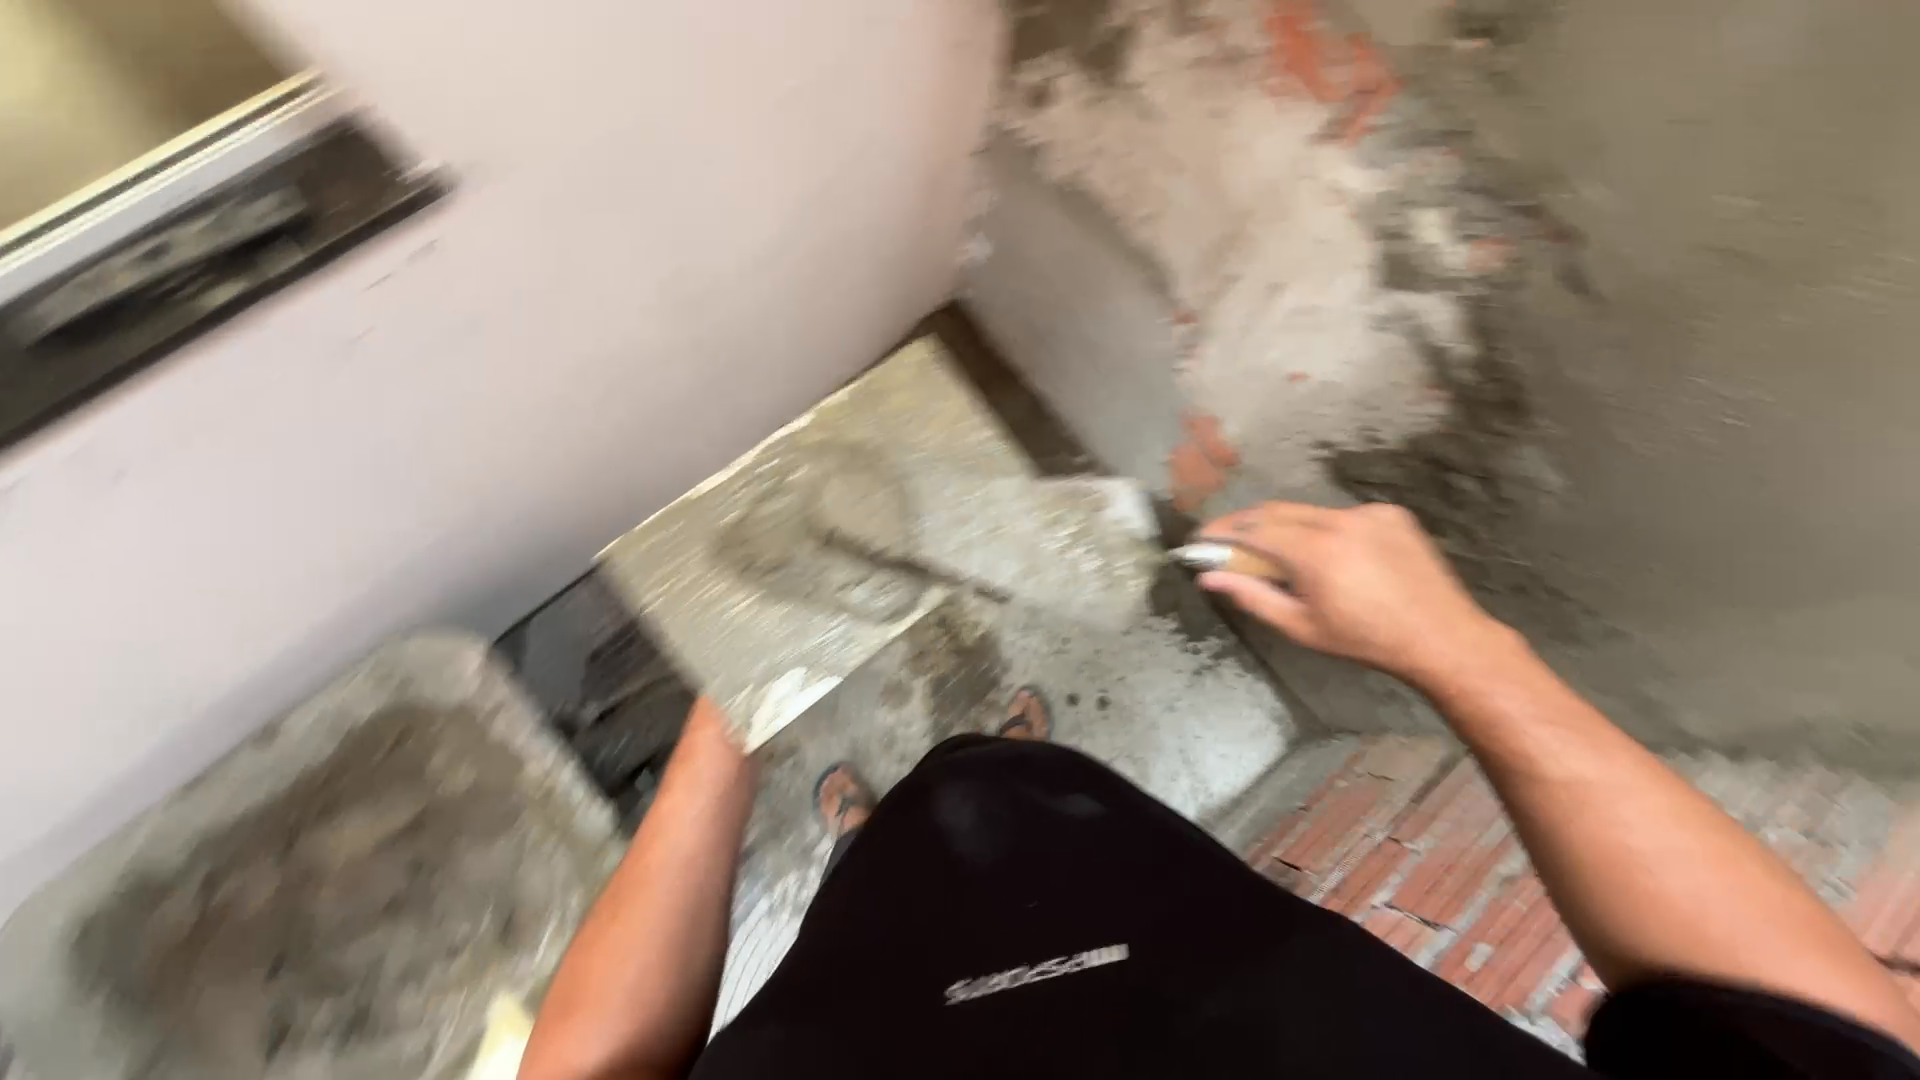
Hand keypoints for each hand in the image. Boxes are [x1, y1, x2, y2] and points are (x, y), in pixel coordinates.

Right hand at [1193, 501, 1517, 688]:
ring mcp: (1369, 514)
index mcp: (1316, 552)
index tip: (1200, 539)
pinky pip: (1340, 515)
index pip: (1253, 528)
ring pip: (1308, 512)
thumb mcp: (1300, 626)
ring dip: (1283, 527)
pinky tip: (1324, 554)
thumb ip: (1251, 596)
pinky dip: (1320, 529)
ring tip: (1273, 553)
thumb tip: (1208, 578)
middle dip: (1245, 523)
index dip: (1222, 532)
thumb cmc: (1364, 640)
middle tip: (1224, 541)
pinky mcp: (1391, 514)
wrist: (1442, 637)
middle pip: (1276, 512)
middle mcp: (1340, 522)